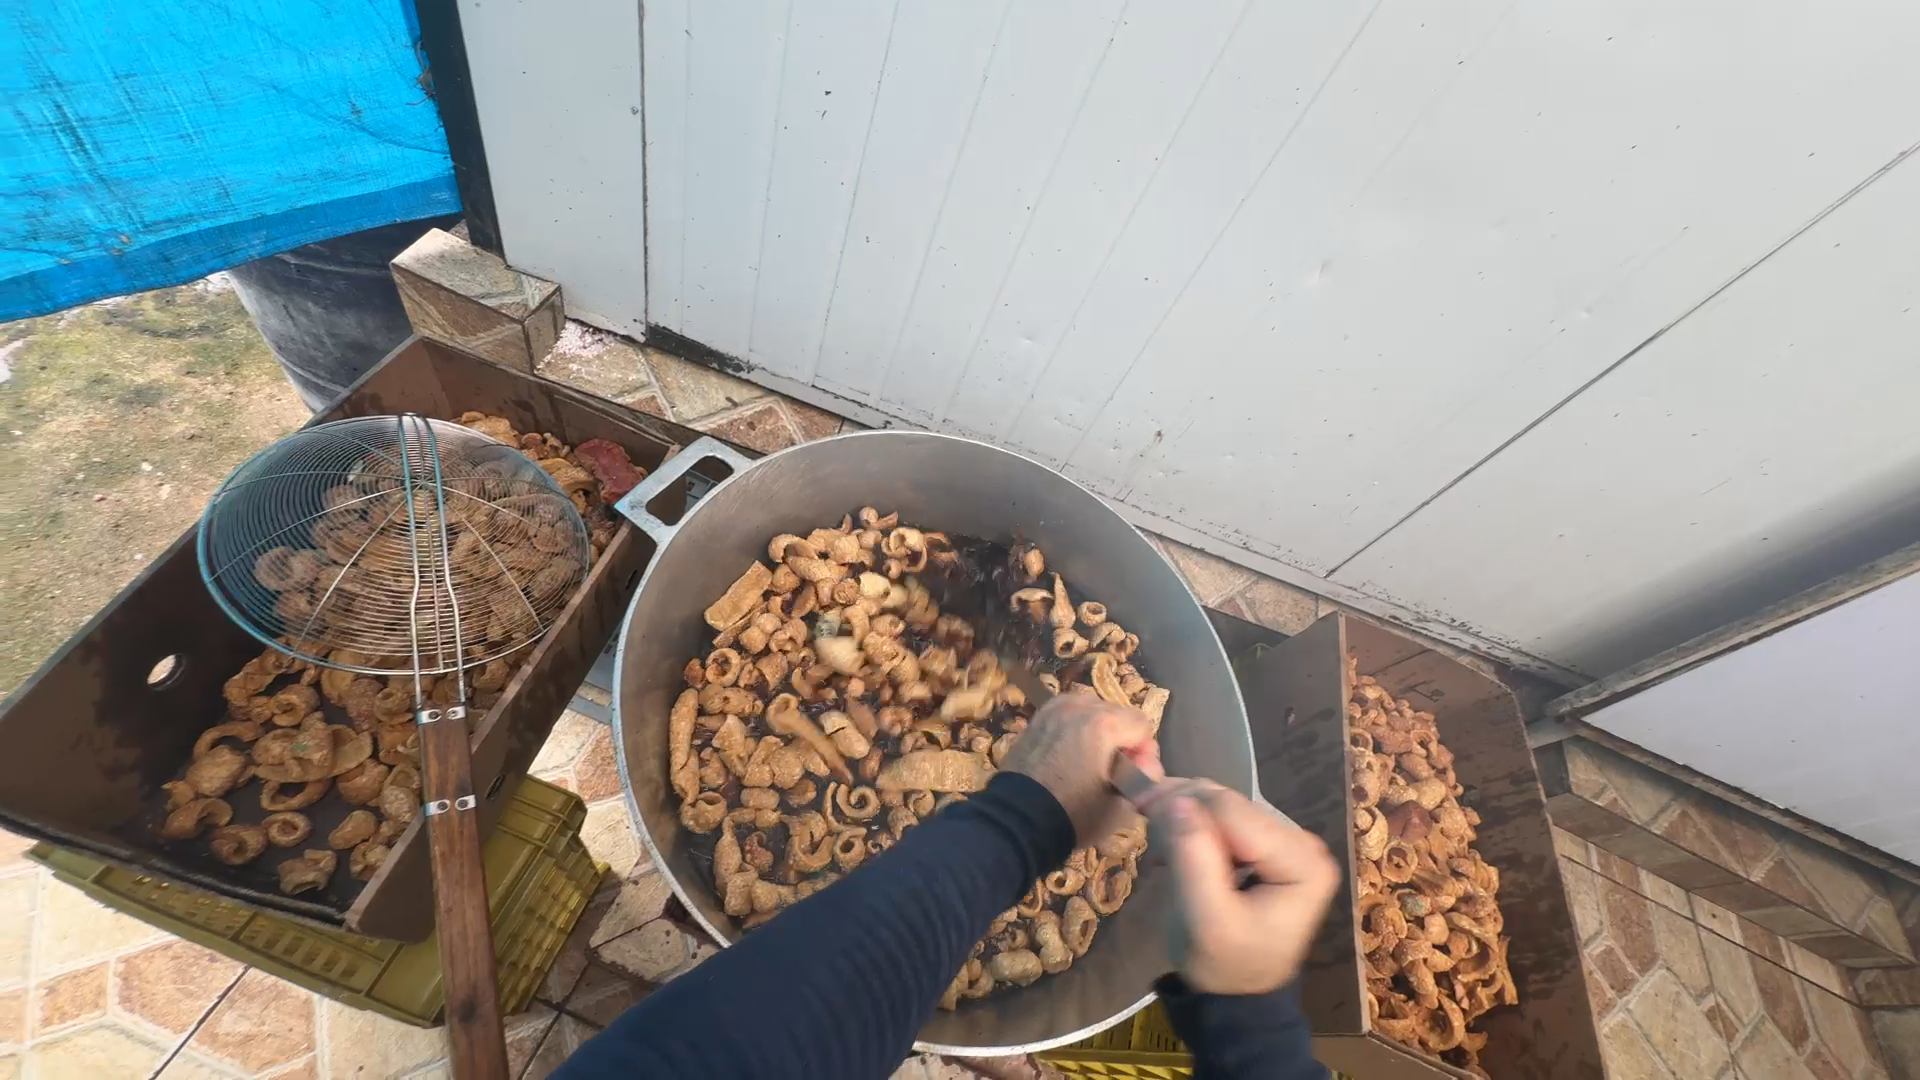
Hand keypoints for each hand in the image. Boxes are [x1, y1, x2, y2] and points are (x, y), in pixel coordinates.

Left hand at [1002, 694, 1160, 845]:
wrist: (1018, 819)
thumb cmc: (1074, 814)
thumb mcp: (1122, 805)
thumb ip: (1145, 778)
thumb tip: (1147, 763)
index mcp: (1103, 723)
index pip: (1142, 725)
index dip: (1145, 751)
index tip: (1134, 775)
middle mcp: (1078, 706)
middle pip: (1117, 713)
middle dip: (1122, 739)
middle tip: (1114, 771)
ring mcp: (1054, 709)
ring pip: (1092, 710)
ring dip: (1100, 730)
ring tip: (1092, 761)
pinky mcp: (1037, 719)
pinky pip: (1068, 713)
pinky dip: (1077, 727)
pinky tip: (1072, 753)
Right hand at [1149, 782, 1339, 994]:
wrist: (1233, 989)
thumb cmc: (1224, 963)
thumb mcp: (1205, 920)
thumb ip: (1194, 858)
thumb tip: (1175, 801)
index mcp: (1301, 863)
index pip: (1232, 812)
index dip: (1185, 810)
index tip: (1142, 814)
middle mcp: (1299, 841)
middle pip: (1225, 801)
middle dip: (1178, 804)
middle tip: (1139, 813)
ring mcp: (1281, 837)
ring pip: (1217, 798)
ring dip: (1177, 806)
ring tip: (1150, 827)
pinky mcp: (1261, 837)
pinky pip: (1217, 809)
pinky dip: (1186, 814)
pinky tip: (1167, 832)